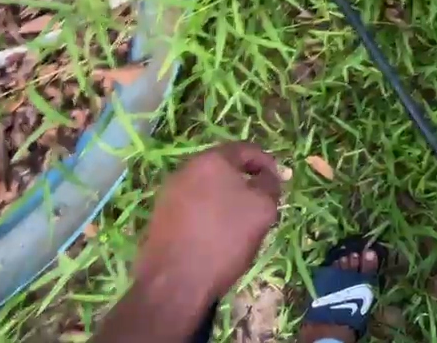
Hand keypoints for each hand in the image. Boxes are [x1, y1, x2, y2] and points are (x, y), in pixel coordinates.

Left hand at [94, 142, 284, 342]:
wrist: (172, 286)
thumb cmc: (224, 239)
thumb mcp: (263, 208)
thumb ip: (270, 184)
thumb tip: (267, 176)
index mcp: (212, 159)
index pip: (247, 150)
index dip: (267, 164)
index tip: (278, 185)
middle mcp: (186, 169)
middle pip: (225, 169)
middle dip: (245, 183)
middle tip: (260, 205)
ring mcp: (168, 194)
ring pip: (208, 189)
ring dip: (225, 200)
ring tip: (238, 225)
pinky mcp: (158, 219)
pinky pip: (192, 208)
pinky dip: (207, 216)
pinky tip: (215, 238)